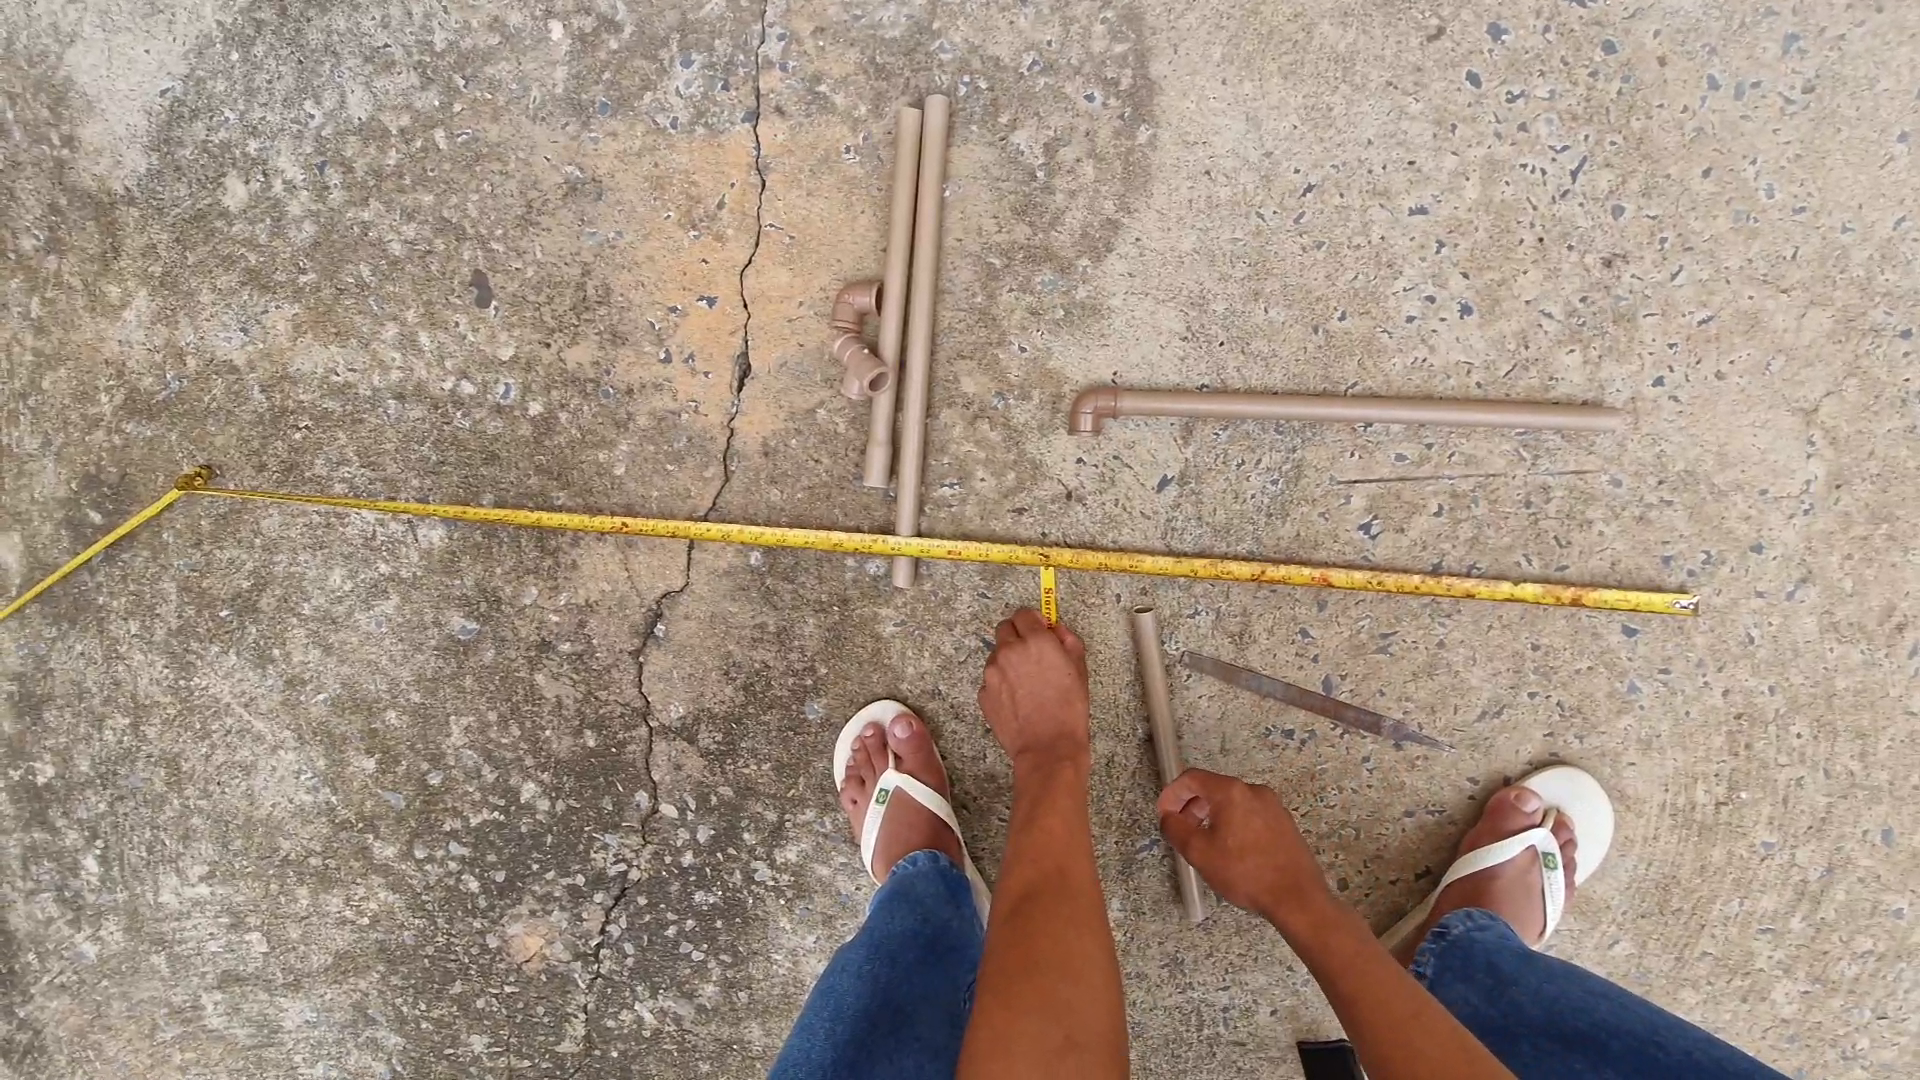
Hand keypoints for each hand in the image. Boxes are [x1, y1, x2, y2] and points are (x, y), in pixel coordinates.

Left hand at [978, 609, 1091, 774]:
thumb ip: (1068, 639)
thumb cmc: (1069, 709)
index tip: (1039, 632)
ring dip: (1008, 660)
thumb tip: (1055, 628)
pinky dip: (1001, 683)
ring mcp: (992, 672)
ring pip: (996, 654)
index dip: (1033, 622)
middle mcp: (1009, 651)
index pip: (1023, 613)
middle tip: (1031, 655)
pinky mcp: (983, 692)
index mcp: (1035, 640)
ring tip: (1026, 683)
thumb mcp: (1079, 668)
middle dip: (1017, 636)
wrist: (1048, 747)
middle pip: (1005, 628)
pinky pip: (991, 678)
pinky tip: (1017, 699)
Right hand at [1157, 768, 1336, 928]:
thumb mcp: (1198, 852)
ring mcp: (1273, 806)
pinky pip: (1249, 814)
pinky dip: (1233, 824)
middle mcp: (1254, 791)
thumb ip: (1174, 828)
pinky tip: (1232, 850)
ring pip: (1232, 802)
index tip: (1164, 814)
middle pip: (1213, 788)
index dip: (1172, 794)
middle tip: (1182, 829)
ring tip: (1205, 843)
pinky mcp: (1285, 823)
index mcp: (1231, 791)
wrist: (1298, 899)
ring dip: (1211, 816)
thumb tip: (1168, 817)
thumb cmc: (1245, 872)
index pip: (1192, 778)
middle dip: (1191, 806)